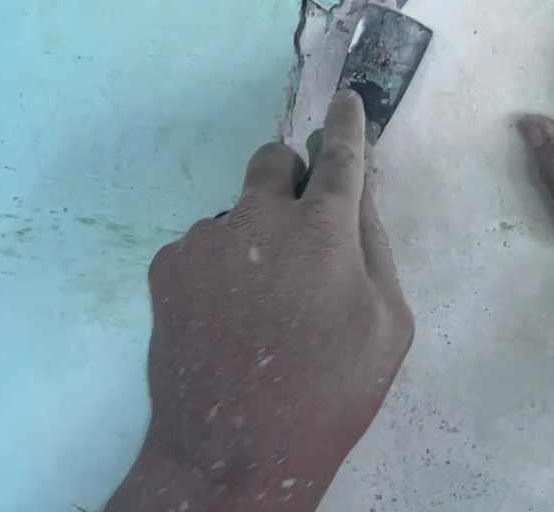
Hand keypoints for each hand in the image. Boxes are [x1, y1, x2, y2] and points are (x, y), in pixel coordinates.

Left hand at [108, 91, 412, 511]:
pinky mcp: (167, 263)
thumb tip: (361, 190)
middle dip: (288, 177)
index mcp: (322, 230)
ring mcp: (206, 238)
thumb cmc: (329, 392)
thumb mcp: (386, 326)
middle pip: (273, 161)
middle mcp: (259, 218)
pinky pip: (201, 247)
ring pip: (236, 212)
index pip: (339, 158)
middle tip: (296, 226)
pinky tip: (221, 317)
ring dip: (250, 238)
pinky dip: (215, 269)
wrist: (231, 453)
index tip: (345, 100)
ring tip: (254, 305)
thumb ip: (374, 245)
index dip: (346, 126)